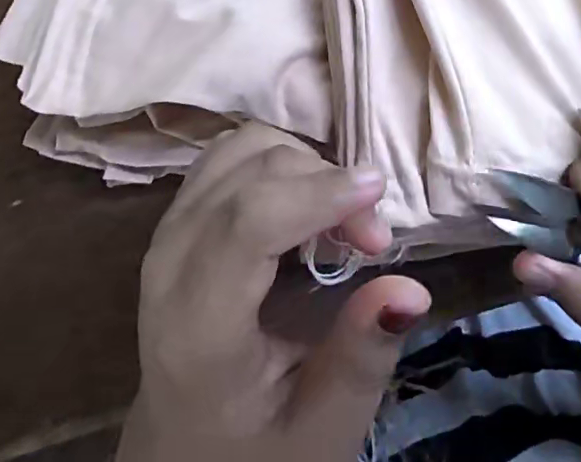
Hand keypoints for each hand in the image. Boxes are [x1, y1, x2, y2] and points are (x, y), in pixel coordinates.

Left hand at [117, 125, 431, 461]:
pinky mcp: (179, 213)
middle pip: (253, 173)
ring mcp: (169, 228)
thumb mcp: (320, 430)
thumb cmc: (254, 444)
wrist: (181, 443)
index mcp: (198, 324)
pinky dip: (280, 157)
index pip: (248, 222)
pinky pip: (231, 152)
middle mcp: (170, 261)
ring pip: (243, 148)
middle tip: (373, 238)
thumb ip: (361, 360)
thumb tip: (411, 288)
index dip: (318, 193)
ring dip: (306, 165)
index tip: (379, 192)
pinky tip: (305, 198)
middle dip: (328, 184)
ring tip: (339, 217)